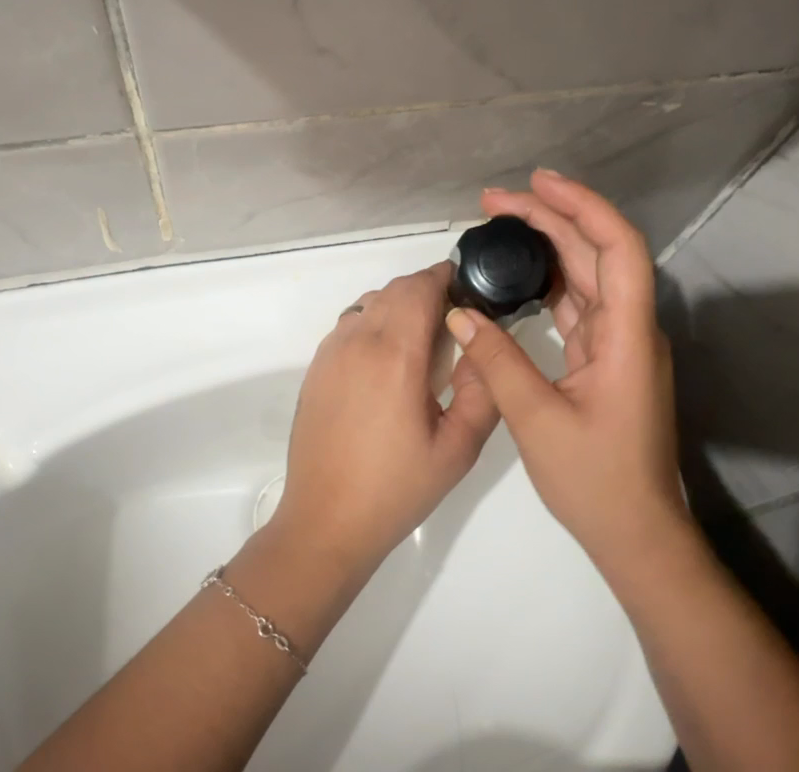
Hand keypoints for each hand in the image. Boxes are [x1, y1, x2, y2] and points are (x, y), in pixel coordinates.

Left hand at [275, 262, 500, 573]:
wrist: (326, 521)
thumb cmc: (397, 488)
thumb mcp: (459, 447)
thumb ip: (482, 389)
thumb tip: (483, 346)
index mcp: (394, 355)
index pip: (420, 287)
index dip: (447, 277)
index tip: (473, 289)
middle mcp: (357, 341)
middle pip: (394, 289)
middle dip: (427, 290)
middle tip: (457, 319)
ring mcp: (330, 353)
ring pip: (369, 303)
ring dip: (399, 306)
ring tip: (425, 341)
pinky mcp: (315, 369)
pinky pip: (349, 325)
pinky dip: (374, 324)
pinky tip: (390, 362)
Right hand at [444, 170, 690, 573]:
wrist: (636, 533)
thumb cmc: (595, 480)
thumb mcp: (538, 420)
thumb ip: (498, 361)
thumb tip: (460, 314)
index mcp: (628, 337)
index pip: (618, 248)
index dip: (583, 206)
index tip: (538, 184)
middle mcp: (630, 330)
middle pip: (597, 254)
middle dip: (550, 219)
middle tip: (493, 201)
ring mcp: (619, 346)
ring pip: (586, 277)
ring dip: (548, 247)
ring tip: (498, 225)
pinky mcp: (604, 362)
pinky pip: (577, 307)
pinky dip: (548, 284)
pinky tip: (516, 275)